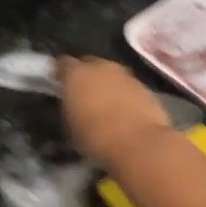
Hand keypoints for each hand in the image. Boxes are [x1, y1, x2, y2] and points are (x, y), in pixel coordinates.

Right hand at [58, 57, 174, 163]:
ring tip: (105, 104)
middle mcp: (102, 67)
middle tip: (82, 93)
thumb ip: (69, 107)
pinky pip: (129, 88)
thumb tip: (72, 104)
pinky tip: (124, 113)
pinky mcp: (147, 89)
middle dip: (86, 75)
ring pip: (112, 75)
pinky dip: (125, 95)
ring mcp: (127, 76)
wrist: (140, 144)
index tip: (58, 82)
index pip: (63, 63)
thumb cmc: (95, 136)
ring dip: (107, 85)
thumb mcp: (69, 124)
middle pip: (90, 63)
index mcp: (76, 74)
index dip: (60, 72)